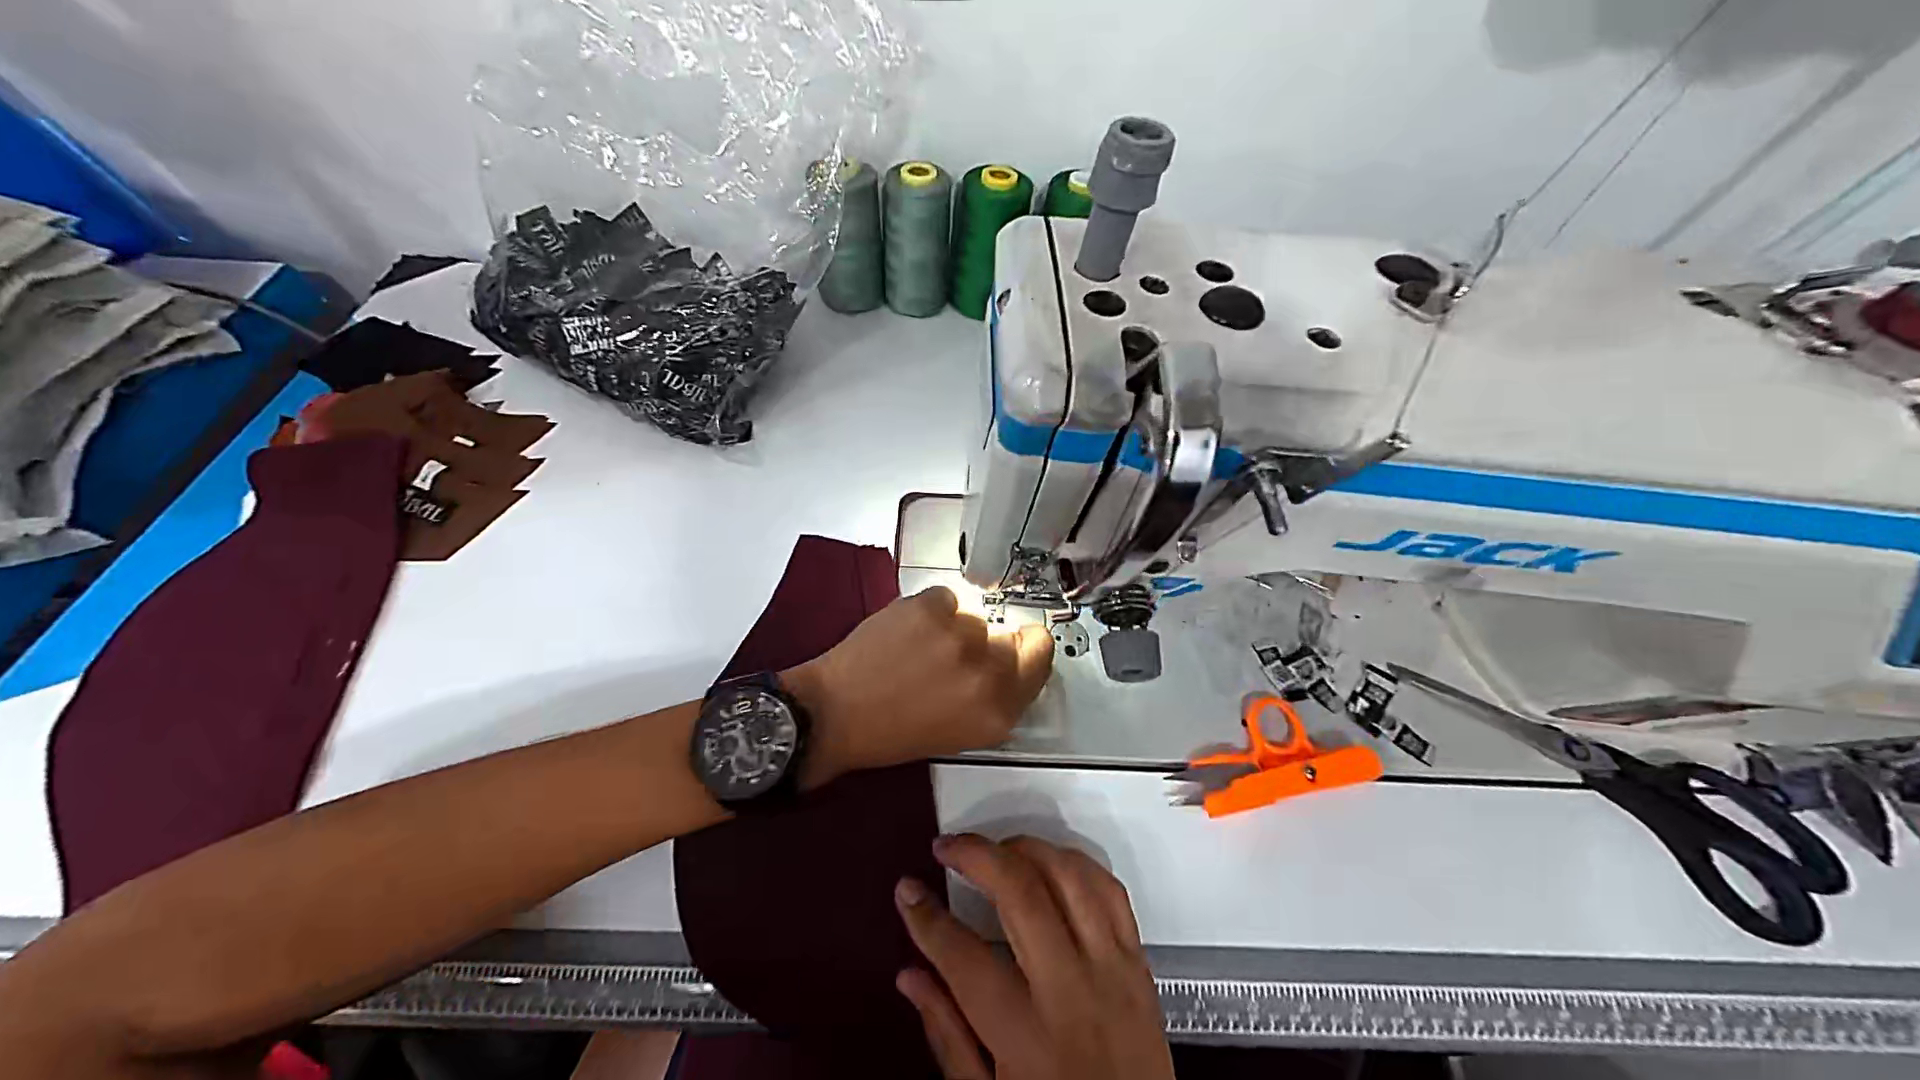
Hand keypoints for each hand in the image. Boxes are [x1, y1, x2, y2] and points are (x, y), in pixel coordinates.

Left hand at [785, 587, 1052, 788]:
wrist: (835, 712)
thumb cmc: (894, 733)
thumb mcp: (962, 733)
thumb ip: (996, 699)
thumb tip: (1010, 663)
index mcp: (999, 711)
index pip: (1041, 656)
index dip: (1026, 649)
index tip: (1011, 648)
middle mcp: (988, 672)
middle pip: (1011, 634)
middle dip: (986, 643)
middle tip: (951, 659)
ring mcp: (960, 635)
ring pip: (973, 616)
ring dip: (953, 628)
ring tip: (918, 651)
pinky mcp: (930, 607)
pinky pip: (945, 598)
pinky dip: (929, 611)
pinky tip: (905, 633)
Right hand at [892, 834, 1173, 1079]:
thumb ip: (947, 1035)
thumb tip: (909, 975)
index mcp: (1026, 1036)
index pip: (964, 958)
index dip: (927, 917)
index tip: (907, 889)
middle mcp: (1071, 992)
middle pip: (1022, 895)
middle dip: (977, 856)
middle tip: (947, 847)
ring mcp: (1112, 970)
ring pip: (1069, 877)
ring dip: (1026, 848)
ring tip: (995, 850)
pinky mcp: (1139, 963)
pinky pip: (1110, 891)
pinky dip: (1076, 864)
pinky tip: (1049, 863)